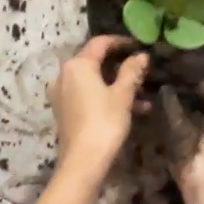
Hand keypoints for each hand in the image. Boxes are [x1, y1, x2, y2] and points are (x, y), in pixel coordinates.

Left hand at [49, 36, 147, 177]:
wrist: (82, 161)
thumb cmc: (104, 122)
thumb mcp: (123, 95)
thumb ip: (131, 71)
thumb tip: (141, 55)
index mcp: (77, 65)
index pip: (100, 43)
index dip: (121, 42)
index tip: (138, 45)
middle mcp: (64, 75)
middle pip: (95, 62)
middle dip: (120, 67)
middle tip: (142, 72)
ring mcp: (61, 94)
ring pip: (93, 82)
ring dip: (117, 86)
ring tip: (142, 98)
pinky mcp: (63, 110)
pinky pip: (86, 95)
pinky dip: (105, 97)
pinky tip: (128, 110)